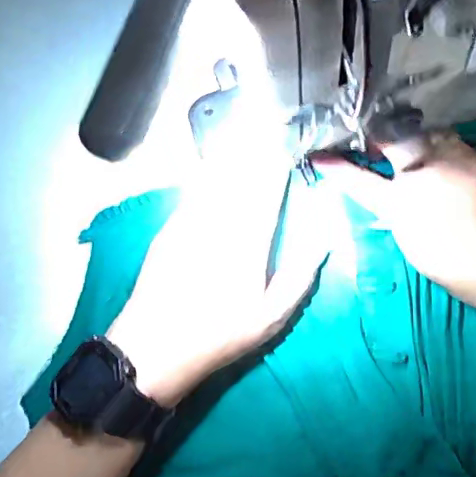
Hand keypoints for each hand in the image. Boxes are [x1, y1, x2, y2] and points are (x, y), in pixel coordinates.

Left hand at [105, 153, 324, 405]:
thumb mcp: (273, 315)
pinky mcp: (170, 225)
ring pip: (216, 175)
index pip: (268, 185)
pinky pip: (195, 188)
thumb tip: (322, 231)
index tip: (294, 143)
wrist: (153, 347)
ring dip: (236, 154)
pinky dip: (212, 172)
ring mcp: (189, 219)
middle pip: (241, 171)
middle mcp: (217, 220)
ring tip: (251, 134)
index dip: (281, 160)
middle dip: (259, 148)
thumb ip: (302, 270)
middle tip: (275, 128)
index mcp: (248, 239)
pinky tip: (220, 166)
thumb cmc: (220, 334)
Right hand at [310, 135, 475, 351]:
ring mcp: (465, 159)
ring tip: (439, 168)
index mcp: (406, 211)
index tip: (320, 155)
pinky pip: (471, 151)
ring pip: (437, 139)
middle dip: (384, 137)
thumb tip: (398, 201)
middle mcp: (429, 175)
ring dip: (430, 149)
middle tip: (381, 141)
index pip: (361, 181)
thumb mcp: (429, 258)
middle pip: (396, 139)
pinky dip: (467, 164)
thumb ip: (407, 222)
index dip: (337, 167)